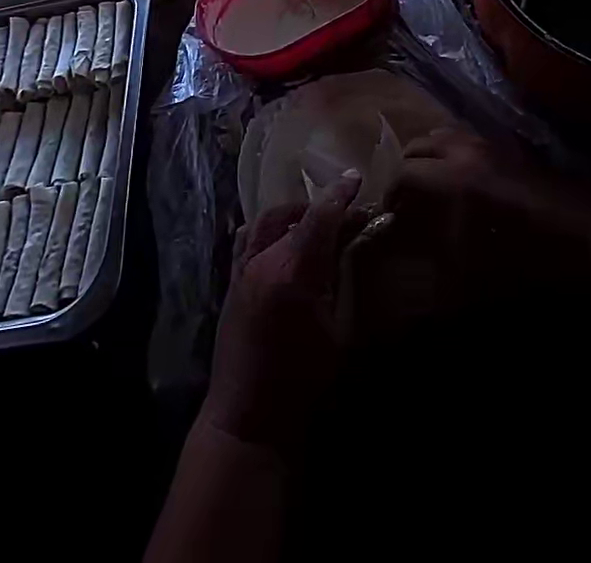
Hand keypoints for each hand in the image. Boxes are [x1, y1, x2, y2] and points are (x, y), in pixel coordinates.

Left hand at [202, 171, 359, 448]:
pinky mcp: (231, 281)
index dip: (340, 195)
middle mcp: (263, 260)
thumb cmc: (304, 381)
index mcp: (294, 271)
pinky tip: (280, 237)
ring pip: (265, 222)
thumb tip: (358, 246)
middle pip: (293, 215)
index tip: (354, 177)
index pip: (320, 218)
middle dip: (320, 207)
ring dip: (291, 213)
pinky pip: (246, 239)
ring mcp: (242, 269)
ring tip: (314, 221)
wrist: (249, 413)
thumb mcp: (341, 333)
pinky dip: (266, 228)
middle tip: (345, 212)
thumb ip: (347, 282)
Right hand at [389, 128, 590, 286]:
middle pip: (418, 145)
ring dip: (428, 155)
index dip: (389, 194)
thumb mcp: (471, 268)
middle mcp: (467, 152)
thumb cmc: (531, 262)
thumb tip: (410, 241)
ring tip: (430, 182)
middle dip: (405, 168)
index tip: (388, 214)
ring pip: (444, 135)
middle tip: (405, 196)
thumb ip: (434, 250)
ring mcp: (492, 147)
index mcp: (452, 178)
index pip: (402, 173)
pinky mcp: (513, 152)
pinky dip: (454, 153)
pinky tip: (464, 180)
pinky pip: (470, 141)